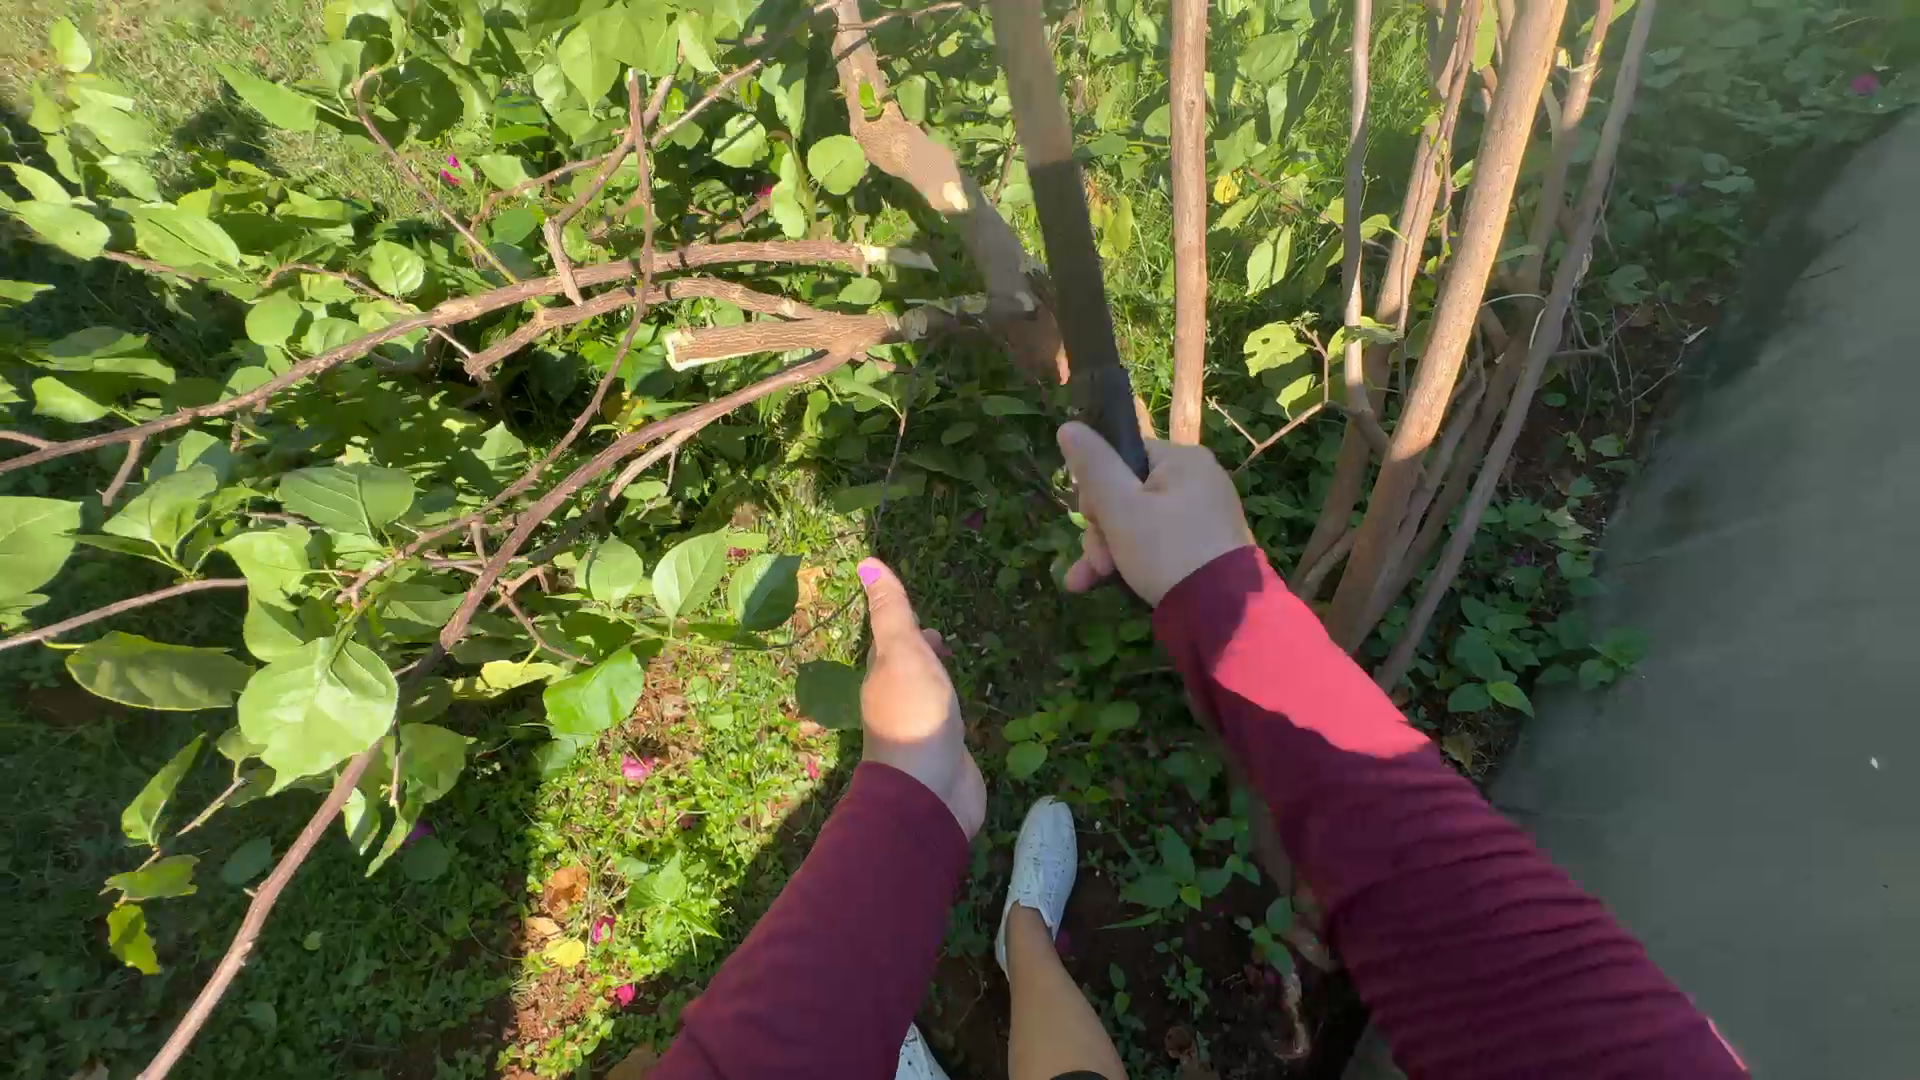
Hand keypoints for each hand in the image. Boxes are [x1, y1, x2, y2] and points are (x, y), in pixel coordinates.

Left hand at [856, 558, 985, 837]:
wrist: (929, 792)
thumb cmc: (914, 713)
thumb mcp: (901, 651)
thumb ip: (891, 611)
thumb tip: (866, 561)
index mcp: (882, 675)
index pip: (889, 643)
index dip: (903, 627)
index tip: (924, 621)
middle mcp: (895, 701)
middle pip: (906, 669)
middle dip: (921, 652)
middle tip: (941, 639)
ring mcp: (918, 730)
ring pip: (925, 696)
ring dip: (936, 680)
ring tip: (953, 669)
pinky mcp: (942, 754)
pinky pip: (945, 723)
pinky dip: (952, 709)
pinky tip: (966, 713)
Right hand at [1057, 421, 1254, 605]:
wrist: (1222, 612)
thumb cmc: (1166, 550)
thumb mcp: (1120, 507)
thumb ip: (1092, 466)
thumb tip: (1068, 426)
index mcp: (1182, 460)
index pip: (1122, 457)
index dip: (1096, 489)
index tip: (1090, 519)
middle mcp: (1197, 481)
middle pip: (1126, 494)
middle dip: (1102, 531)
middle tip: (1098, 561)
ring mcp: (1202, 515)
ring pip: (1136, 523)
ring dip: (1108, 550)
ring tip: (1091, 580)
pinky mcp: (1203, 546)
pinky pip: (1156, 542)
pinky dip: (1130, 560)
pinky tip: (1100, 583)